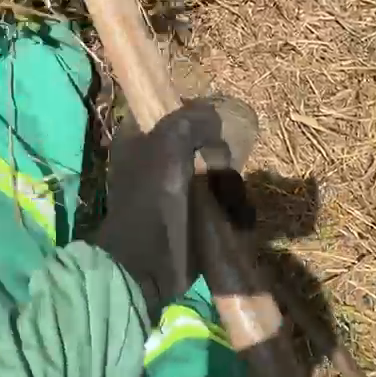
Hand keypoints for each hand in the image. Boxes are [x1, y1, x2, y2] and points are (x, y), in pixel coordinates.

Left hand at [93, 100, 251, 320]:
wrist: (145, 264)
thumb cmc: (151, 198)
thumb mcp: (166, 147)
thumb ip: (189, 122)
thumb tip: (212, 116)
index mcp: (138, 137)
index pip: (171, 112)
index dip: (193, 115)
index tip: (212, 128)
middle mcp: (155, 159)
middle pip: (200, 143)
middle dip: (219, 158)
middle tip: (222, 171)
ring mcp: (174, 189)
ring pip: (214, 173)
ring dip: (230, 186)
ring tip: (232, 201)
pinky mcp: (190, 216)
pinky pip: (219, 201)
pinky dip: (232, 207)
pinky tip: (237, 216)